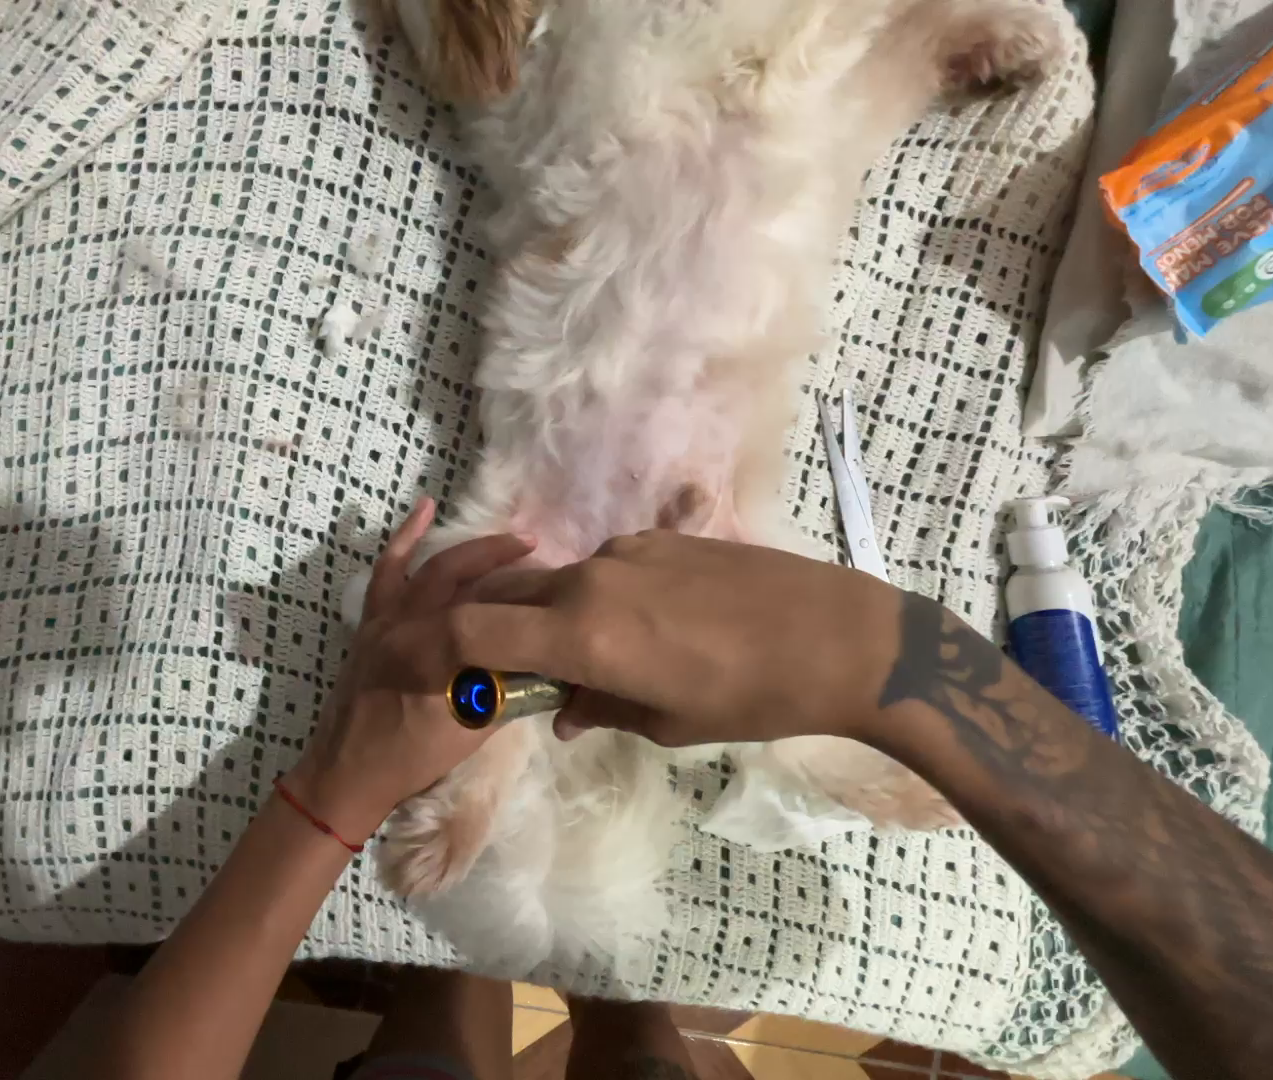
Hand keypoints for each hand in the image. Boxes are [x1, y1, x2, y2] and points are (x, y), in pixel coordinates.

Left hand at [284, 498, 533, 844]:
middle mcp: (408, 625)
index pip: (489, 612)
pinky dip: (405, 540)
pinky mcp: (370, 622)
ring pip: (429, 569)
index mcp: (433, 653)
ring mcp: (384, 619)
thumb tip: (541, 658)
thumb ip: (505, 689)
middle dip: (501, 558)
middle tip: (537, 551)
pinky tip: (423, 511)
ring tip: (507, 536)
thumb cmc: (411, 759)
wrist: (347, 774)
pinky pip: (387, 572)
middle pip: (461, 578)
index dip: (524, 598)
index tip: (554, 586)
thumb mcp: (471, 729)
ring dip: (469, 550)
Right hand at [449, 530, 902, 746]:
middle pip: (508, 599)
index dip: (437, 650)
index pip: (475, 631)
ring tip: (596, 655)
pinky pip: (602, 568)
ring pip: (556, 582)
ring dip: (551, 617)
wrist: (840, 635)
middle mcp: (590, 579)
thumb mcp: (666, 722)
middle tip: (518, 673)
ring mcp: (625, 549)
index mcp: (583, 633)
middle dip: (497, 635)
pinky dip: (595, 599)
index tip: (432, 670)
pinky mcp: (658, 535)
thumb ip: (597, 709)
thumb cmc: (751, 697)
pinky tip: (644, 624)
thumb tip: (562, 710)